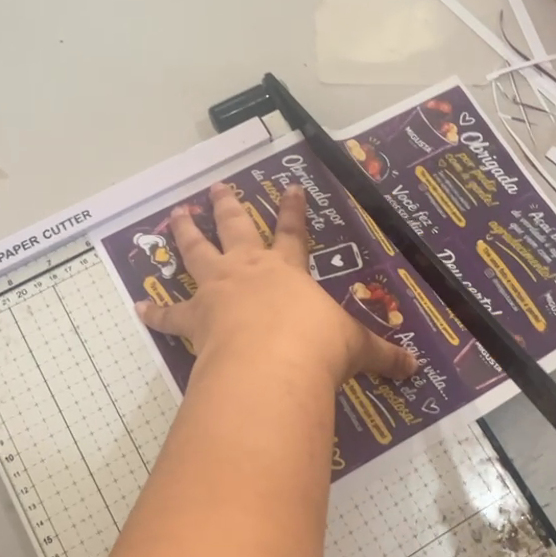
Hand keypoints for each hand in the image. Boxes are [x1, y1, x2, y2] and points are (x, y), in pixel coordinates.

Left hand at [137, 182, 416, 386]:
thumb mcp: (356, 348)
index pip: (293, 232)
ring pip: (196, 253)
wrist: (273, 363)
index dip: (292, 209)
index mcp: (287, 270)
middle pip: (234, 229)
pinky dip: (155, 313)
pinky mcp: (195, 319)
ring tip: (175, 217)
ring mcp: (217, 290)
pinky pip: (170, 315)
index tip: (289, 187)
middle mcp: (249, 270)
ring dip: (185, 234)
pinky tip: (139, 309)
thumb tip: (416, 369)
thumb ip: (382, 357)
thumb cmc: (316, 346)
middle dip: (227, 207)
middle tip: (214, 189)